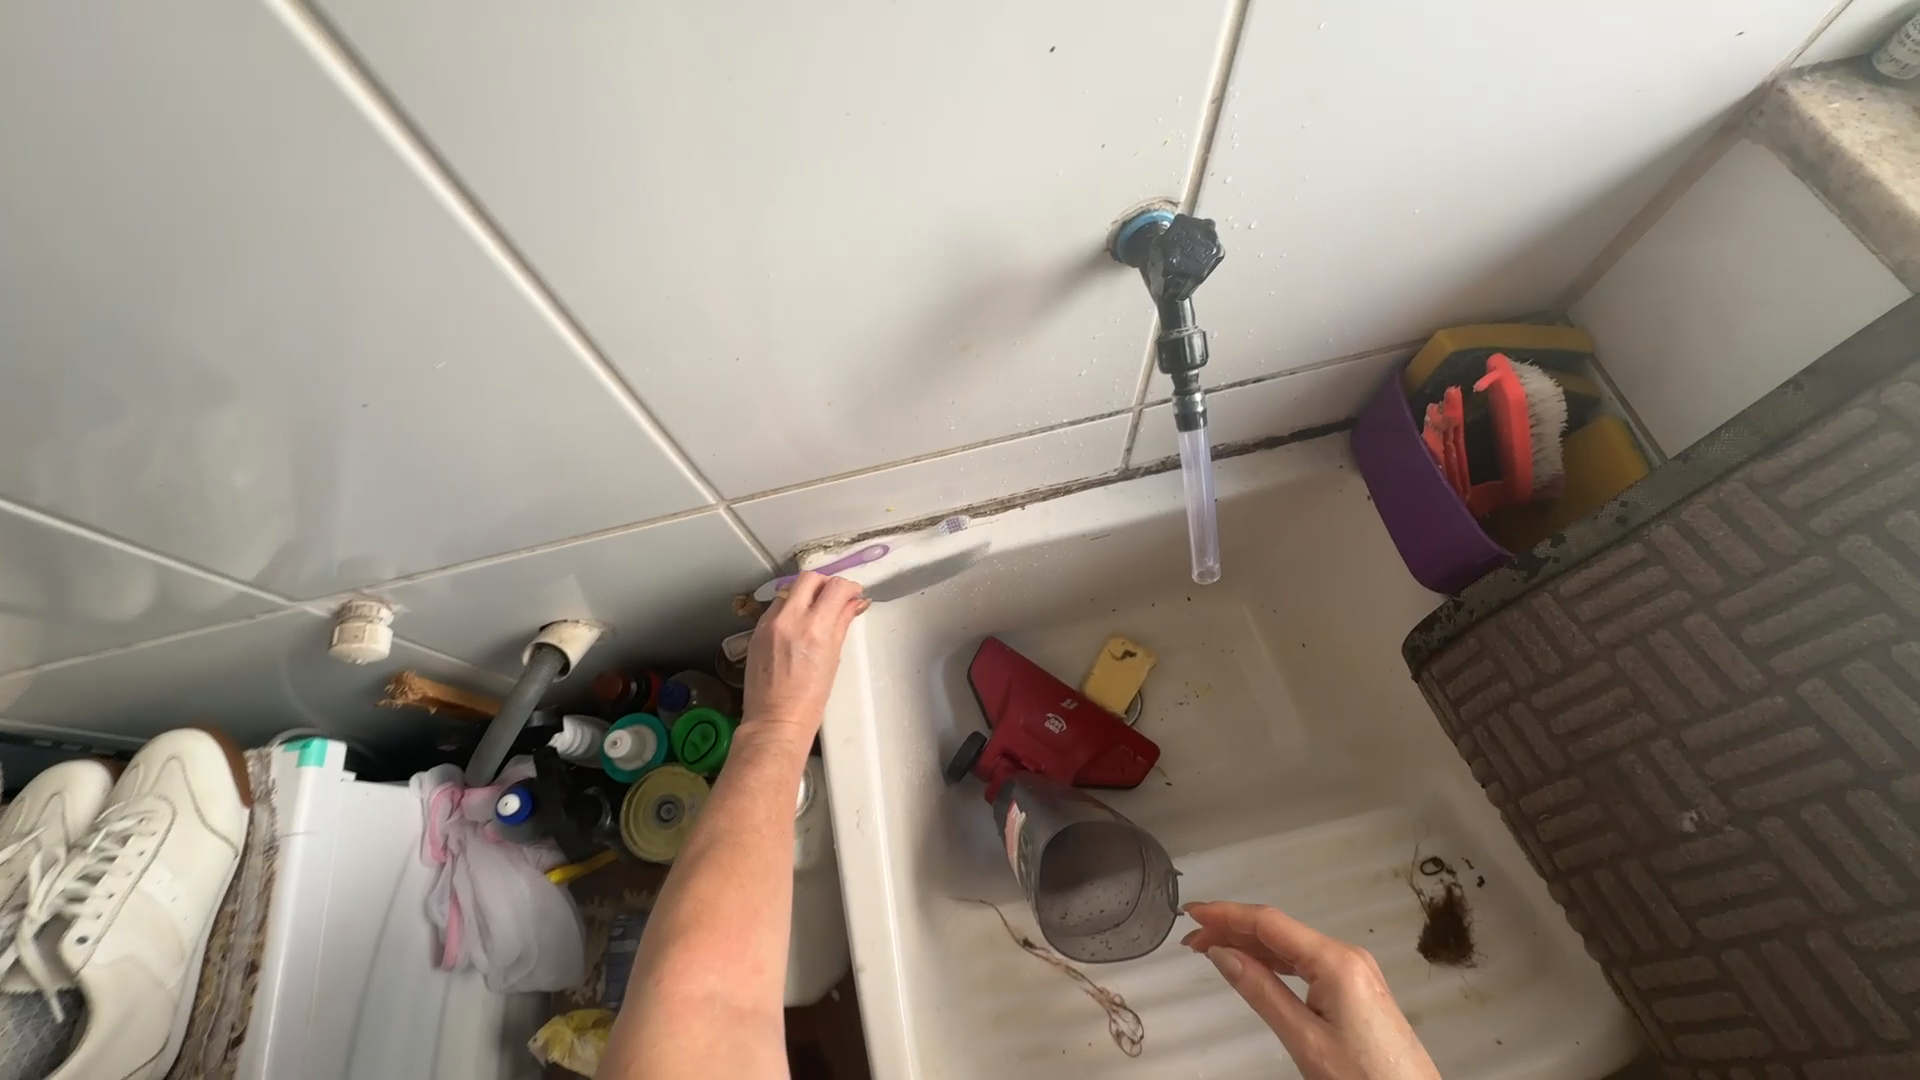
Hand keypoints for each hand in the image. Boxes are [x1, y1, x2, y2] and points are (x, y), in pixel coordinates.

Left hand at [744, 572, 867, 735]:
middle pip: (809, 578)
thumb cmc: (809, 698)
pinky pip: (775, 607)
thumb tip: (854, 604)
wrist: (776, 719)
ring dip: (805, 595)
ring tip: (815, 612)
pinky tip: (797, 625)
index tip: (853, 594)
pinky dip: (789, 608)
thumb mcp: (833, 657)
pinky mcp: (756, 631)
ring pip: (789, 590)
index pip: (836, 587)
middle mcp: (790, 619)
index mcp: (815, 628)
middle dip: (826, 584)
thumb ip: (842, 623)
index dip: (849, 587)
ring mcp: (769, 624)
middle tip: (835, 598)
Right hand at [1183, 901, 1439, 1079]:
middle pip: (1277, 930)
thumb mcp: (1305, 1040)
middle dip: (1231, 929)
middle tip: (1191, 939)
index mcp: (1335, 960)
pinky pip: (1304, 962)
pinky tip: (1250, 966)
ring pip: (1289, 945)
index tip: (1191, 912)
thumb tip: (1219, 952)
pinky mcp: (1356, 988)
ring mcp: (1353, 971)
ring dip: (1248, 944)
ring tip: (1210, 950)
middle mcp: (1346, 955)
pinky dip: (1272, 961)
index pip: (1268, 922)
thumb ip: (1260, 991)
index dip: (1226, 913)